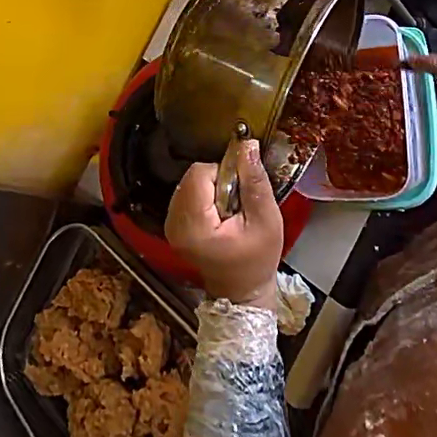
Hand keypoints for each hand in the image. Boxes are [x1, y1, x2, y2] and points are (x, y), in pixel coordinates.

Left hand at [167, 139, 282, 310]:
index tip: (241, 191)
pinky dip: (204, 197)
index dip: (223, 173)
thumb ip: (255, 182)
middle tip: (237, 203)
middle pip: (191, 177)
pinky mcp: (173, 225)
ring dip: (212, 188)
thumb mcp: (266, 220)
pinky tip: (220, 214)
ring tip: (230, 210)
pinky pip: (187, 195)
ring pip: (189, 183)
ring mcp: (170, 226)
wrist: (242, 290)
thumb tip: (247, 146)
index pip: (199, 174)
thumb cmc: (257, 260)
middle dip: (218, 180)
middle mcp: (174, 224)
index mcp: (194, 226)